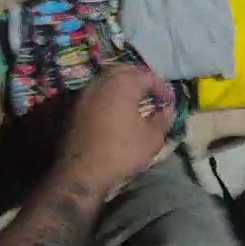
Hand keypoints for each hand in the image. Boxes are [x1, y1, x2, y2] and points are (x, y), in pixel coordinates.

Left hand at [55, 63, 174, 193]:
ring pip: (108, 80)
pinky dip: (109, 97)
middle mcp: (103, 81)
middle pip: (126, 71)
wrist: (80, 174)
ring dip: (123, 87)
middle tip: (152, 95)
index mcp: (124, 83)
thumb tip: (168, 109)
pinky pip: (97, 93)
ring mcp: (85, 93)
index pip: (148, 76)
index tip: (170, 102)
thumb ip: (164, 119)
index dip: (162, 87)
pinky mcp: (74, 107)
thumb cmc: (120, 152)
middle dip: (141, 81)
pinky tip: (115, 112)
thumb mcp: (152, 139)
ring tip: (134, 102)